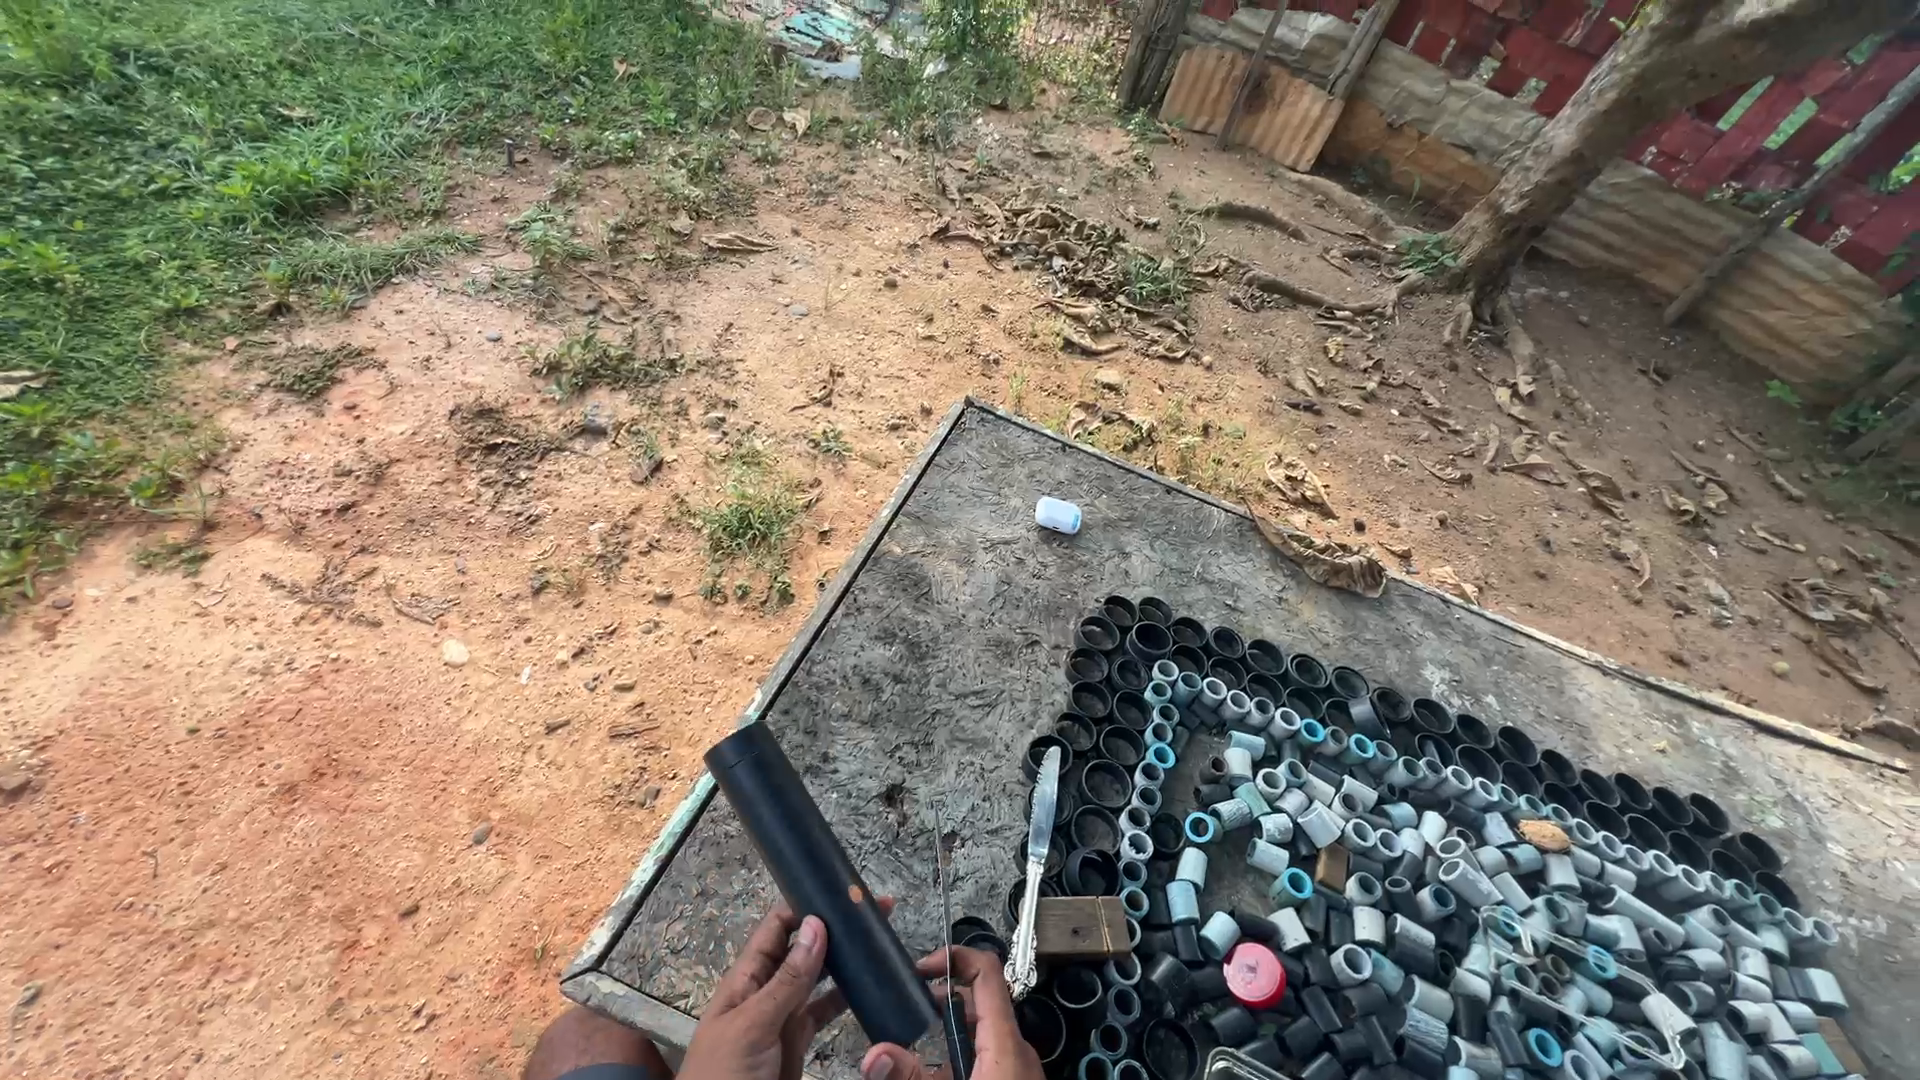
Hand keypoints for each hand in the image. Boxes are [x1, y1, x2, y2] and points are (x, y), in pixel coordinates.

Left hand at [680, 900, 894, 1079]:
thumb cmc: (724, 1077)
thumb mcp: (752, 1026)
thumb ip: (786, 980)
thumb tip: (817, 922)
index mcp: (747, 977)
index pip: (777, 926)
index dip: (806, 903)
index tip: (843, 890)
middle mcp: (767, 989)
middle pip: (802, 947)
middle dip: (834, 926)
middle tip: (876, 910)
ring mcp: (783, 1016)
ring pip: (817, 976)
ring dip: (844, 958)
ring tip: (879, 938)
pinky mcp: (799, 1041)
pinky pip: (825, 1009)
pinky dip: (846, 996)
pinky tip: (869, 985)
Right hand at [860, 946, 1044, 1079]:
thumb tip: (873, 1055)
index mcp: (1006, 1045)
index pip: (987, 972)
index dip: (954, 956)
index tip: (921, 967)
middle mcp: (1017, 1051)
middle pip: (981, 1001)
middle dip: (942, 997)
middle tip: (907, 1006)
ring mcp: (1017, 1072)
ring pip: (982, 1032)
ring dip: (948, 1030)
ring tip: (912, 1044)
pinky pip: (986, 1059)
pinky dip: (959, 1058)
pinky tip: (933, 1076)